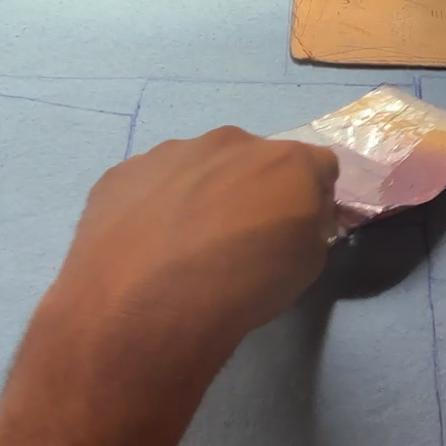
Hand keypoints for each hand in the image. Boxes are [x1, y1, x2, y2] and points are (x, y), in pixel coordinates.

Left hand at [40, 126, 338, 398]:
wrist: (147, 303)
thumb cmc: (246, 284)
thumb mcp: (310, 263)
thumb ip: (312, 225)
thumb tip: (300, 217)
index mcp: (289, 161)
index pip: (320, 166)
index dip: (313, 196)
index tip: (299, 225)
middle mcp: (234, 142)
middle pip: (257, 159)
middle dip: (257, 188)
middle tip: (243, 234)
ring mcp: (174, 151)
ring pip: (203, 165)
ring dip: (207, 191)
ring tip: (190, 242)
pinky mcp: (125, 170)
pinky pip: (156, 180)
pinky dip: (161, 203)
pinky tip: (153, 242)